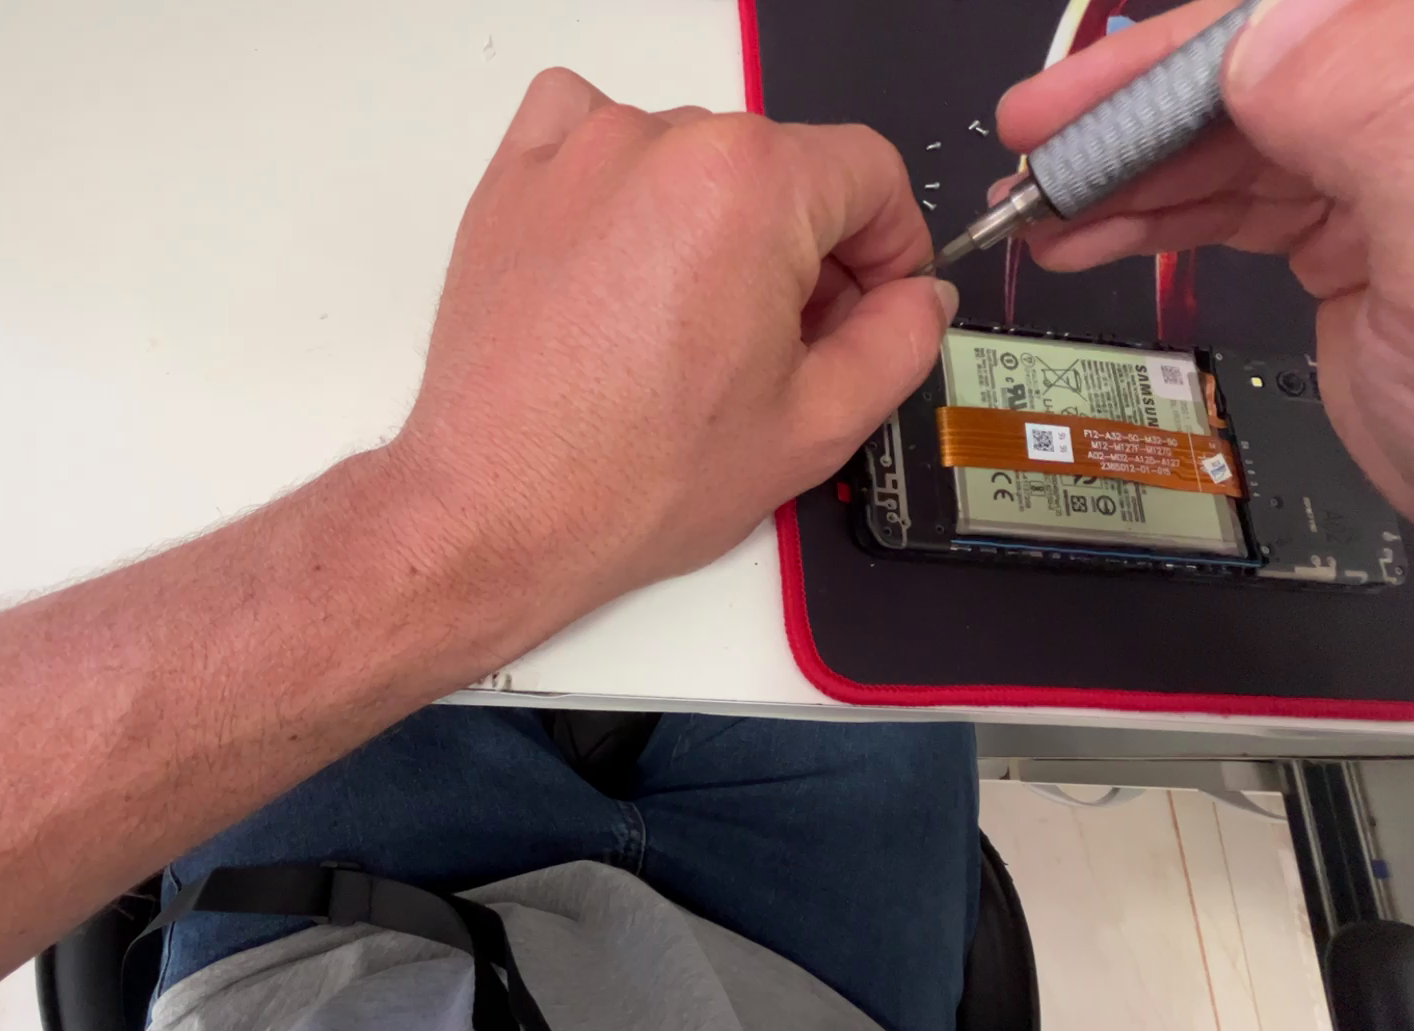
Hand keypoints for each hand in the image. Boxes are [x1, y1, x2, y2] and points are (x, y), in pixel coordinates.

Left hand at [388, 69, 953, 626]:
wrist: (497, 514)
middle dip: (801, 250)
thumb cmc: (628, 485)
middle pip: (778, 169)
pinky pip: (586, 134)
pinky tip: (624, 256)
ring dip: (713, 224)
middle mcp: (659, 145)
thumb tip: (916, 298)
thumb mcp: (810, 430)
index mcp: (750, 188)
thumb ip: (899, 345)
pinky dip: (621, 180)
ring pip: (690, 159)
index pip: (867, 175)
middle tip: (778, 342)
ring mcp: (572, 158)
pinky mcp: (512, 186)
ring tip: (686, 324)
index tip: (871, 298)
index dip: (888, 245)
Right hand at [995, 0, 1413, 574]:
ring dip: (1123, 180)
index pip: (1313, 17)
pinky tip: (1089, 240)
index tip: (1057, 108)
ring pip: (1233, 143)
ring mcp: (1405, 167)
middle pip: (1260, 76)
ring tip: (1035, 220)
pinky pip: (1236, 203)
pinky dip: (1152, 219)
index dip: (1171, 55)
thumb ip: (1397, 107)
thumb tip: (1262, 33)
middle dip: (1128, 123)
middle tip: (1023, 171)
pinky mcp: (1360, 234)